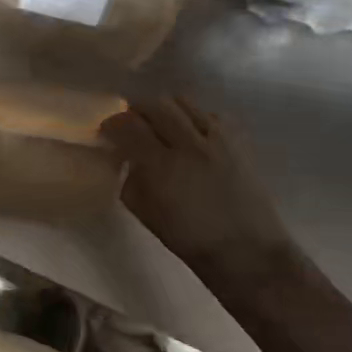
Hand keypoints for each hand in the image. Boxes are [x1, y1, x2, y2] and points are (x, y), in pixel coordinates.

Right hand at [101, 97, 295, 272]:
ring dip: (165, 108)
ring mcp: (218, 139)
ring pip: (184, 102)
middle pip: (156, 105)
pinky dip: (194, 116)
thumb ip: (131, 178)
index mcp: (160, 165)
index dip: (112, 123)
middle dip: (136, 110)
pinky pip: (211, 113)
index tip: (106, 131)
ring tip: (159, 124)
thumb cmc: (187, 237)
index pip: (128, 125)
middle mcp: (189, 144)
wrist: (245, 249)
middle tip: (129, 123)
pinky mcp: (239, 141)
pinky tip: (191, 133)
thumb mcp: (143, 210)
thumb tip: (126, 158)